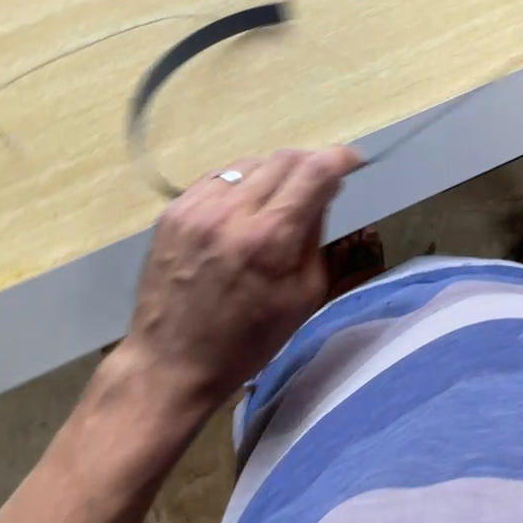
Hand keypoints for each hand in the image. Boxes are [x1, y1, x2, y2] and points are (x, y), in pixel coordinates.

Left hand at [118, 146, 363, 407]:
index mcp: (272, 238)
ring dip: (274, 175)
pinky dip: (240, 187)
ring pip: (252, 163)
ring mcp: (197, 209)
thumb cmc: (248, 341)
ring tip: (275, 203)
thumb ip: (316, 236)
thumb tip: (323, 193)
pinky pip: (219, 178)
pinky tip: (239, 213)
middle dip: (311, 165)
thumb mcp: (304, 296)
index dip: (341, 158)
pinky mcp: (173, 212)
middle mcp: (234, 213)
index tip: (352, 161)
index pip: (316, 171)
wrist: (170, 364)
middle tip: (317, 186)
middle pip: (286, 158)